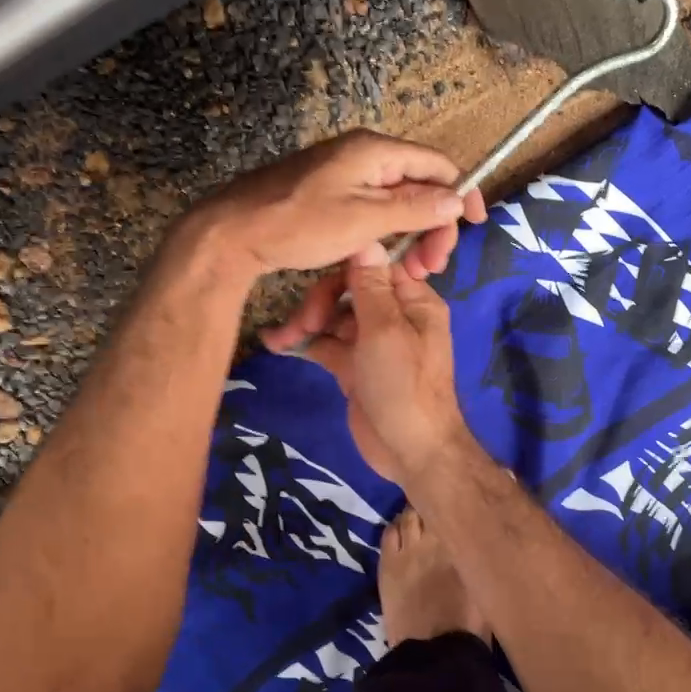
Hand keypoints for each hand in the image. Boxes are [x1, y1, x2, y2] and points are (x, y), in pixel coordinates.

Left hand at [175, 129, 485, 282]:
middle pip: (419, 185)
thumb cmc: (300, 223)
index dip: (462, 193)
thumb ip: (415, 208)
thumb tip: (457, 200)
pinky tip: (385, 260)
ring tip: (410, 270)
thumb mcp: (365, 219)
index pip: (438, 165)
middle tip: (432, 266)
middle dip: (434, 225)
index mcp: (375, 152)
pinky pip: (373, 209)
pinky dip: (387, 233)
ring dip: (411, 234)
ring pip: (396, 201)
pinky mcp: (329, 193)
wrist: (231, 233)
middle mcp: (363, 155)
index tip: (476, 226)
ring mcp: (344, 174)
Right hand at [277, 244, 475, 485]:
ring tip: (281, 338)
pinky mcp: (355, 366)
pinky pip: (327, 345)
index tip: (315, 272)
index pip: (376, 267)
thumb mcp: (385, 331)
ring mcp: (373, 342)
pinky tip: (276, 344)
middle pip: (350, 290)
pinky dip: (305, 343)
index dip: (344, 268)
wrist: (412, 451)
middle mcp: (395, 316)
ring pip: (335, 317)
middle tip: (302, 324)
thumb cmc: (404, 385)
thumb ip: (370, 288)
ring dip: (307, 323)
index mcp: (414, 301)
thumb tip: (366, 240)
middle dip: (321, 301)